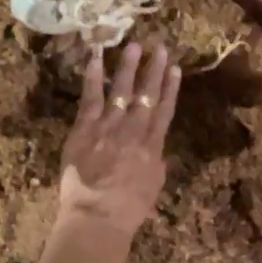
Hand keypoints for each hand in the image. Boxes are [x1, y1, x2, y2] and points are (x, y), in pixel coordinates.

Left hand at [57, 42, 180, 237]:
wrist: (98, 217)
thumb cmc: (128, 210)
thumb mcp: (153, 187)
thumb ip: (156, 164)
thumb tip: (157, 152)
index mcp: (153, 148)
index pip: (164, 112)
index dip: (171, 89)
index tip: (176, 69)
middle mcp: (134, 132)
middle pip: (146, 95)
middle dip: (154, 70)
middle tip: (160, 47)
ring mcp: (109, 128)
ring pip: (121, 90)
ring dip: (128, 66)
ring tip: (134, 45)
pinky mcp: (85, 129)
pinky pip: (90, 97)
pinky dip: (93, 76)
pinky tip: (95, 57)